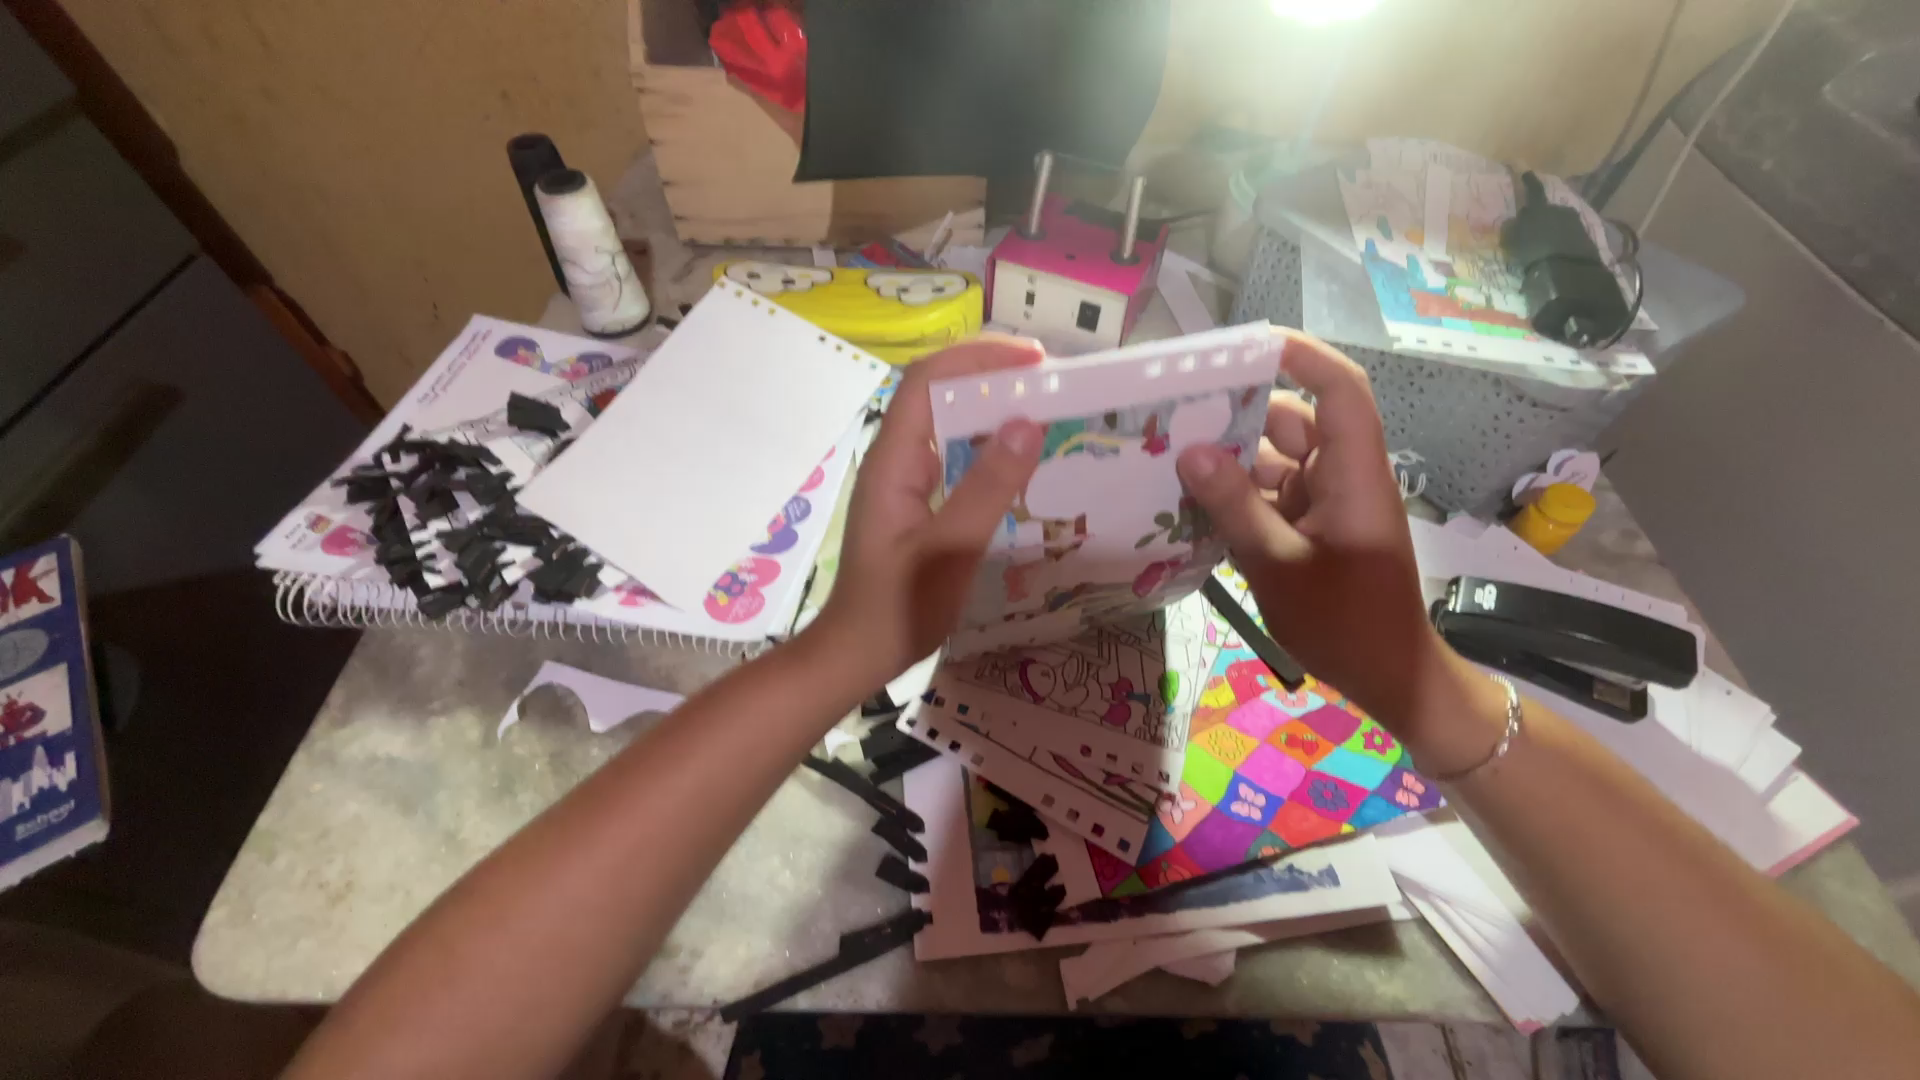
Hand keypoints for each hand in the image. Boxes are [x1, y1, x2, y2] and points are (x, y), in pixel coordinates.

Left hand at [812, 337, 1044, 686]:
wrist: (857, 653)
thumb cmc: (900, 606)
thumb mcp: (951, 548)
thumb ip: (988, 487)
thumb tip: (1028, 421)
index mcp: (894, 460)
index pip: (927, 380)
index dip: (978, 357)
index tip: (1034, 360)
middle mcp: (894, 460)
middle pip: (936, 393)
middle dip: (988, 375)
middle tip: (1047, 380)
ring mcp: (901, 482)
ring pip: (944, 424)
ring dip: (988, 408)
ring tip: (1041, 408)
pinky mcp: (912, 504)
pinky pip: (950, 456)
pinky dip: (983, 445)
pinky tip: (1015, 461)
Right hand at [1175, 332, 1451, 737]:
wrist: (1388, 678)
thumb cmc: (1347, 621)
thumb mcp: (1280, 565)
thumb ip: (1235, 506)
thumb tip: (1188, 450)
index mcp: (1353, 473)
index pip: (1338, 390)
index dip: (1298, 356)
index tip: (1240, 346)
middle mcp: (1338, 476)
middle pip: (1291, 421)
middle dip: (1234, 413)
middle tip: (1171, 412)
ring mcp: (1321, 504)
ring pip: (1270, 461)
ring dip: (1225, 460)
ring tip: (1164, 457)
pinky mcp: (1306, 530)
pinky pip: (1264, 496)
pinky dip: (1230, 496)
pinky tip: (1185, 503)